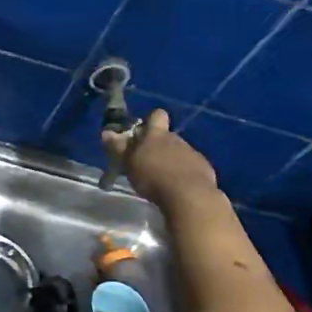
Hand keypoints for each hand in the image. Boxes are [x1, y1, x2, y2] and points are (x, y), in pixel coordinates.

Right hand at [103, 108, 217, 209]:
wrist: (189, 196)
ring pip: (180, 152)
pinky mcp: (204, 169)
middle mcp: (176, 139)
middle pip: (167, 136)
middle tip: (147, 164)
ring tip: (162, 180)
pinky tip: (178, 189)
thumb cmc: (153, 178)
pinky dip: (185, 175)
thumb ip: (119, 148)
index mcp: (157, 135)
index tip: (142, 134)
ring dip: (172, 162)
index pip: (156, 115)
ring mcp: (192, 153)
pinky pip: (192, 167)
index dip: (151, 121)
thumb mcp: (130, 164)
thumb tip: (106, 133)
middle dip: (158, 147)